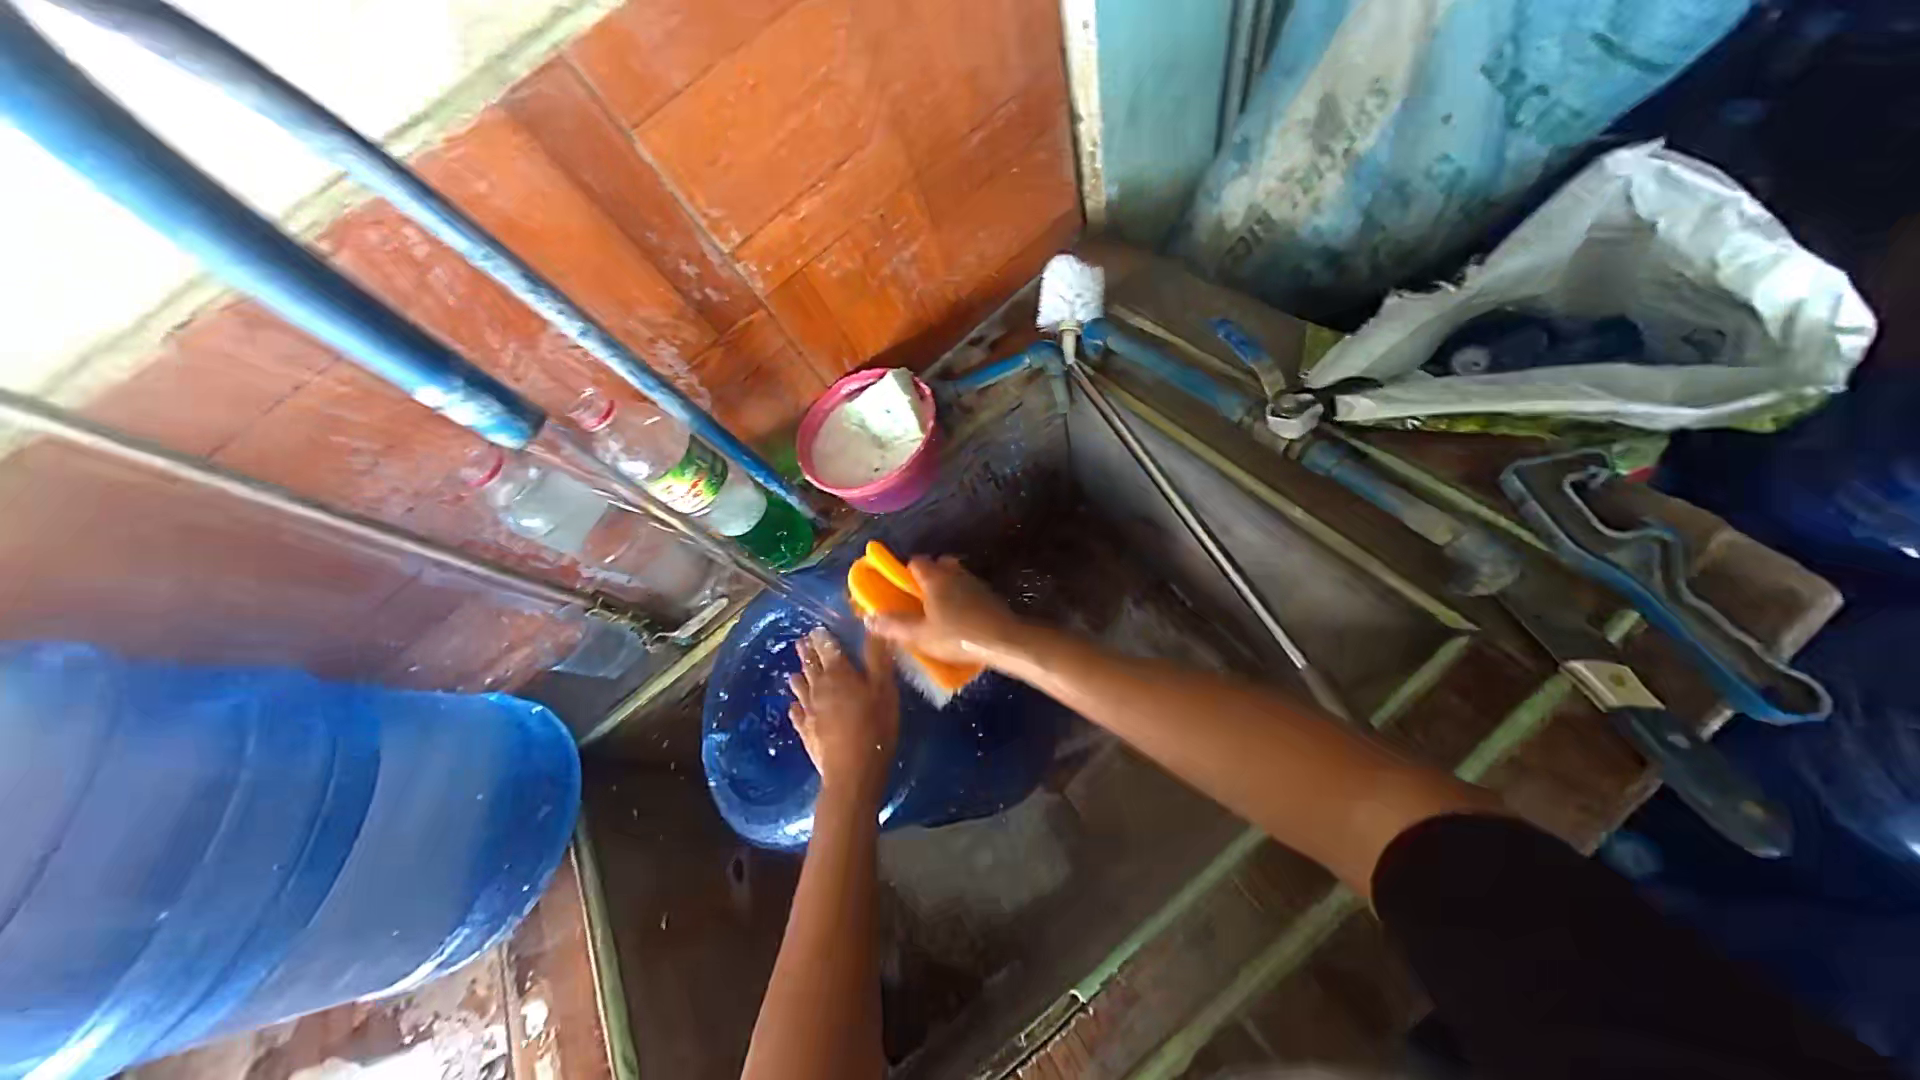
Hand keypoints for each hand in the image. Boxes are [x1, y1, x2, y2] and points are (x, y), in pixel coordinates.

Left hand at [788, 628, 899, 806]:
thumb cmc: (874, 725)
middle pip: (811, 665)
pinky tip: (794, 706)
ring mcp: (810, 711)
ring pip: (801, 688)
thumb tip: (872, 627)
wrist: (852, 770)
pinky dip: (795, 706)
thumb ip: (878, 657)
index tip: (816, 628)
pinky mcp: (806, 732)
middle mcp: (819, 687)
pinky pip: (797, 714)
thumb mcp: (885, 688)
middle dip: (808, 652)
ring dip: (798, 677)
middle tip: (801, 642)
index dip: (823, 637)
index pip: (828, 648)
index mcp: (838, 673)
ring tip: (793, 671)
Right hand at [866, 556, 1027, 667]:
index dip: (905, 572)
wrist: (1005, 641)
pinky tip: (960, 620)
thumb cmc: (957, 636)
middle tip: (920, 601)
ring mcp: (975, 582)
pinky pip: (969, 591)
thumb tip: (869, 616)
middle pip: (937, 566)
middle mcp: (955, 573)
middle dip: (928, 579)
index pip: (916, 561)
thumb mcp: (920, 635)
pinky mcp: (990, 596)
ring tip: (939, 613)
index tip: (900, 589)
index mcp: (935, 577)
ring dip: (946, 589)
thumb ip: (894, 625)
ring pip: (955, 578)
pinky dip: (962, 600)